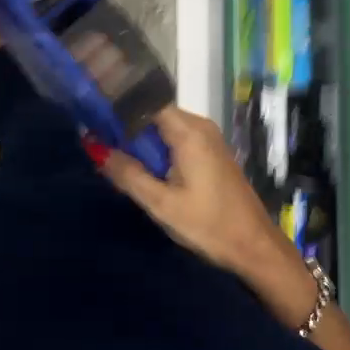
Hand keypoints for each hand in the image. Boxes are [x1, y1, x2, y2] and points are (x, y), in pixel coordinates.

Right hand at [98, 108, 306, 306]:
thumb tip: (95, 147)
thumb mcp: (161, 204)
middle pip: (154, 113)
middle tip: (98, 142)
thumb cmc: (209, 226)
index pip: (146, 101)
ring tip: (113, 155)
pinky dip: (157, 148)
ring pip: (164, 127)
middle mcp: (199, 126)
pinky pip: (176, 139)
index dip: (119, 106)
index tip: (93, 118)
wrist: (255, 248)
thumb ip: (128, 174)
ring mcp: (208, 138)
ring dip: (141, 139)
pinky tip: (143, 168)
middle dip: (126, 125)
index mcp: (188, 132)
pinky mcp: (211, 153)